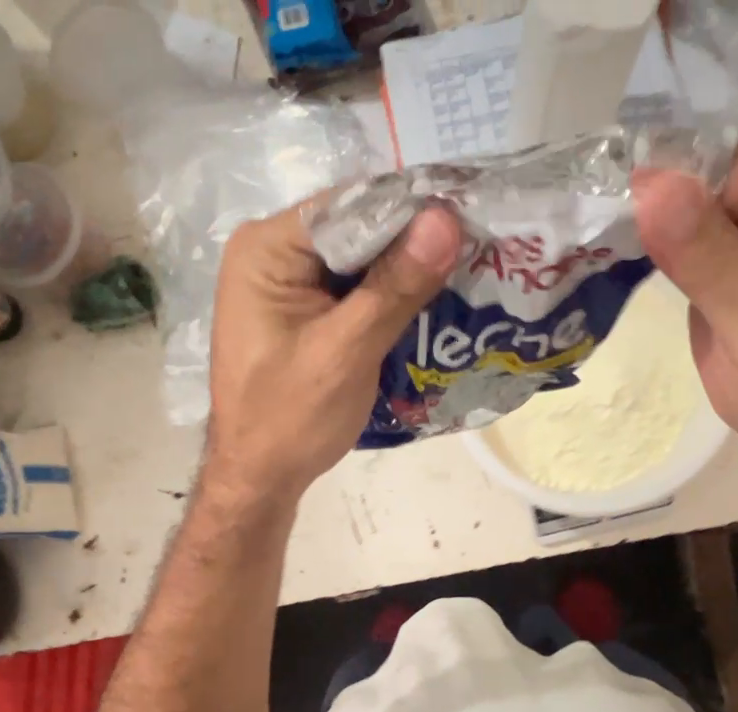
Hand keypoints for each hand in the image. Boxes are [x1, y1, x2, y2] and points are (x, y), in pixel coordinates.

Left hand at [203, 198, 460, 504]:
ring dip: (406, 271)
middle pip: (356, 228)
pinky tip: (431, 303)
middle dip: (412, 242)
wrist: (259, 479)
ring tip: (467, 272)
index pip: (350, 206)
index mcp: (266, 249)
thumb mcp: (346, 352)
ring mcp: (285, 282)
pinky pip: (353, 288)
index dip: (411, 212)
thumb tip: (444, 219)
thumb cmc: (290, 420)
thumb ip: (394, 286)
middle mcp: (271, 252)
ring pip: (360, 259)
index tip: (470, 222)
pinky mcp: (301, 310)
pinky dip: (388, 296)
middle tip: (479, 248)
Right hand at [633, 140, 737, 479]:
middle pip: (707, 176)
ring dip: (647, 225)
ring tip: (602, 248)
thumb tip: (651, 185)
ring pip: (691, 201)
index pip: (729, 164)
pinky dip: (656, 247)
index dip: (668, 190)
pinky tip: (621, 261)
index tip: (610, 224)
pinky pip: (690, 232)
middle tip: (598, 241)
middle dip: (655, 206)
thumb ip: (710, 258)